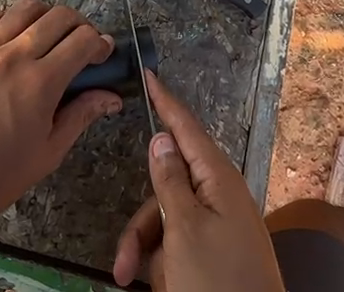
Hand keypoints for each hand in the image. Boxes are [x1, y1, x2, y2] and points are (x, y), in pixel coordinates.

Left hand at [0, 0, 121, 236]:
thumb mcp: (47, 153)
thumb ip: (81, 116)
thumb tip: (112, 97)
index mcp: (40, 84)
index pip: (83, 40)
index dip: (100, 43)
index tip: (102, 54)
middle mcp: (14, 57)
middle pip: (59, 16)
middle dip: (80, 25)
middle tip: (81, 44)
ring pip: (26, 8)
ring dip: (46, 16)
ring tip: (49, 36)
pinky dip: (13, 20)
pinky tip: (15, 39)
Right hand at [112, 71, 285, 291]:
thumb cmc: (218, 282)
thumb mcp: (184, 230)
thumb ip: (169, 182)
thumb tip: (162, 138)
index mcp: (218, 179)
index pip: (186, 128)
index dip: (165, 102)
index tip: (149, 73)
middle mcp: (219, 196)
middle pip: (166, 189)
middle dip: (141, 227)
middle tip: (123, 266)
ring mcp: (220, 227)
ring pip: (167, 223)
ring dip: (148, 254)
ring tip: (139, 284)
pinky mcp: (217, 253)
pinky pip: (180, 247)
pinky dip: (165, 267)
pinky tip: (166, 288)